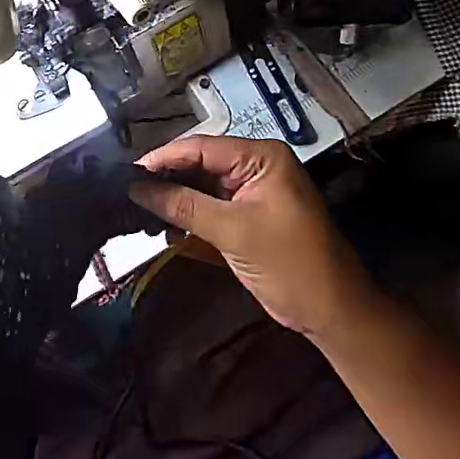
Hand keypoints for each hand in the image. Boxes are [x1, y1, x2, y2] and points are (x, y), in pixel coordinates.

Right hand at [133, 135, 378, 339]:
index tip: (130, 172)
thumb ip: (184, 206)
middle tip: (129, 192)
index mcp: (262, 157)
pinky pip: (209, 207)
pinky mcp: (245, 216)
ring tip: (140, 211)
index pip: (204, 147)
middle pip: (200, 165)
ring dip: (174, 200)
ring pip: (201, 187)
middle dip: (167, 179)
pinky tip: (164, 228)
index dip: (165, 157)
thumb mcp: (235, 231)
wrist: (331, 311)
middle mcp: (255, 166)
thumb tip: (138, 189)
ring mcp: (250, 192)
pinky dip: (188, 216)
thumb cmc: (292, 264)